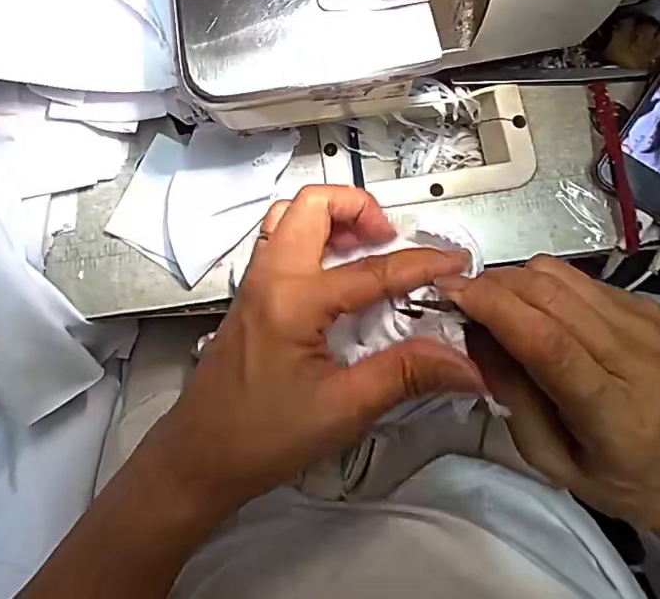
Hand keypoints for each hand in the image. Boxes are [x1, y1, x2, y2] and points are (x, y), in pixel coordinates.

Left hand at [138, 186, 484, 513]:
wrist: (200, 455)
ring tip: (364, 244)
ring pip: (291, 212)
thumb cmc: (260, 436)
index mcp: (293, 300)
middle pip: (313, 203)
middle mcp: (270, 275)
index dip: (419, 263)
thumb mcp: (342, 409)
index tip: (451, 262)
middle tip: (391, 237)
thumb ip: (404, 375)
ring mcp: (256, 278)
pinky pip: (280, 235)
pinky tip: (334, 266)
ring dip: (331, 215)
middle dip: (359, 207)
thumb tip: (459, 362)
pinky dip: (311, 231)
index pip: (370, 269)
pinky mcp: (251, 289)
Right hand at [440, 255, 659, 531]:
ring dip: (511, 278)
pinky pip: (571, 274)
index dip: (494, 308)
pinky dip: (538, 283)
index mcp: (617, 414)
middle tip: (461, 297)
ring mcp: (643, 323)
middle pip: (549, 294)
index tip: (451, 292)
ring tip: (496, 305)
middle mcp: (637, 357)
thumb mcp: (548, 460)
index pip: (549, 344)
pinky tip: (536, 310)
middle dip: (492, 285)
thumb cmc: (614, 475)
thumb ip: (508, 394)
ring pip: (556, 272)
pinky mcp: (642, 303)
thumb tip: (472, 331)